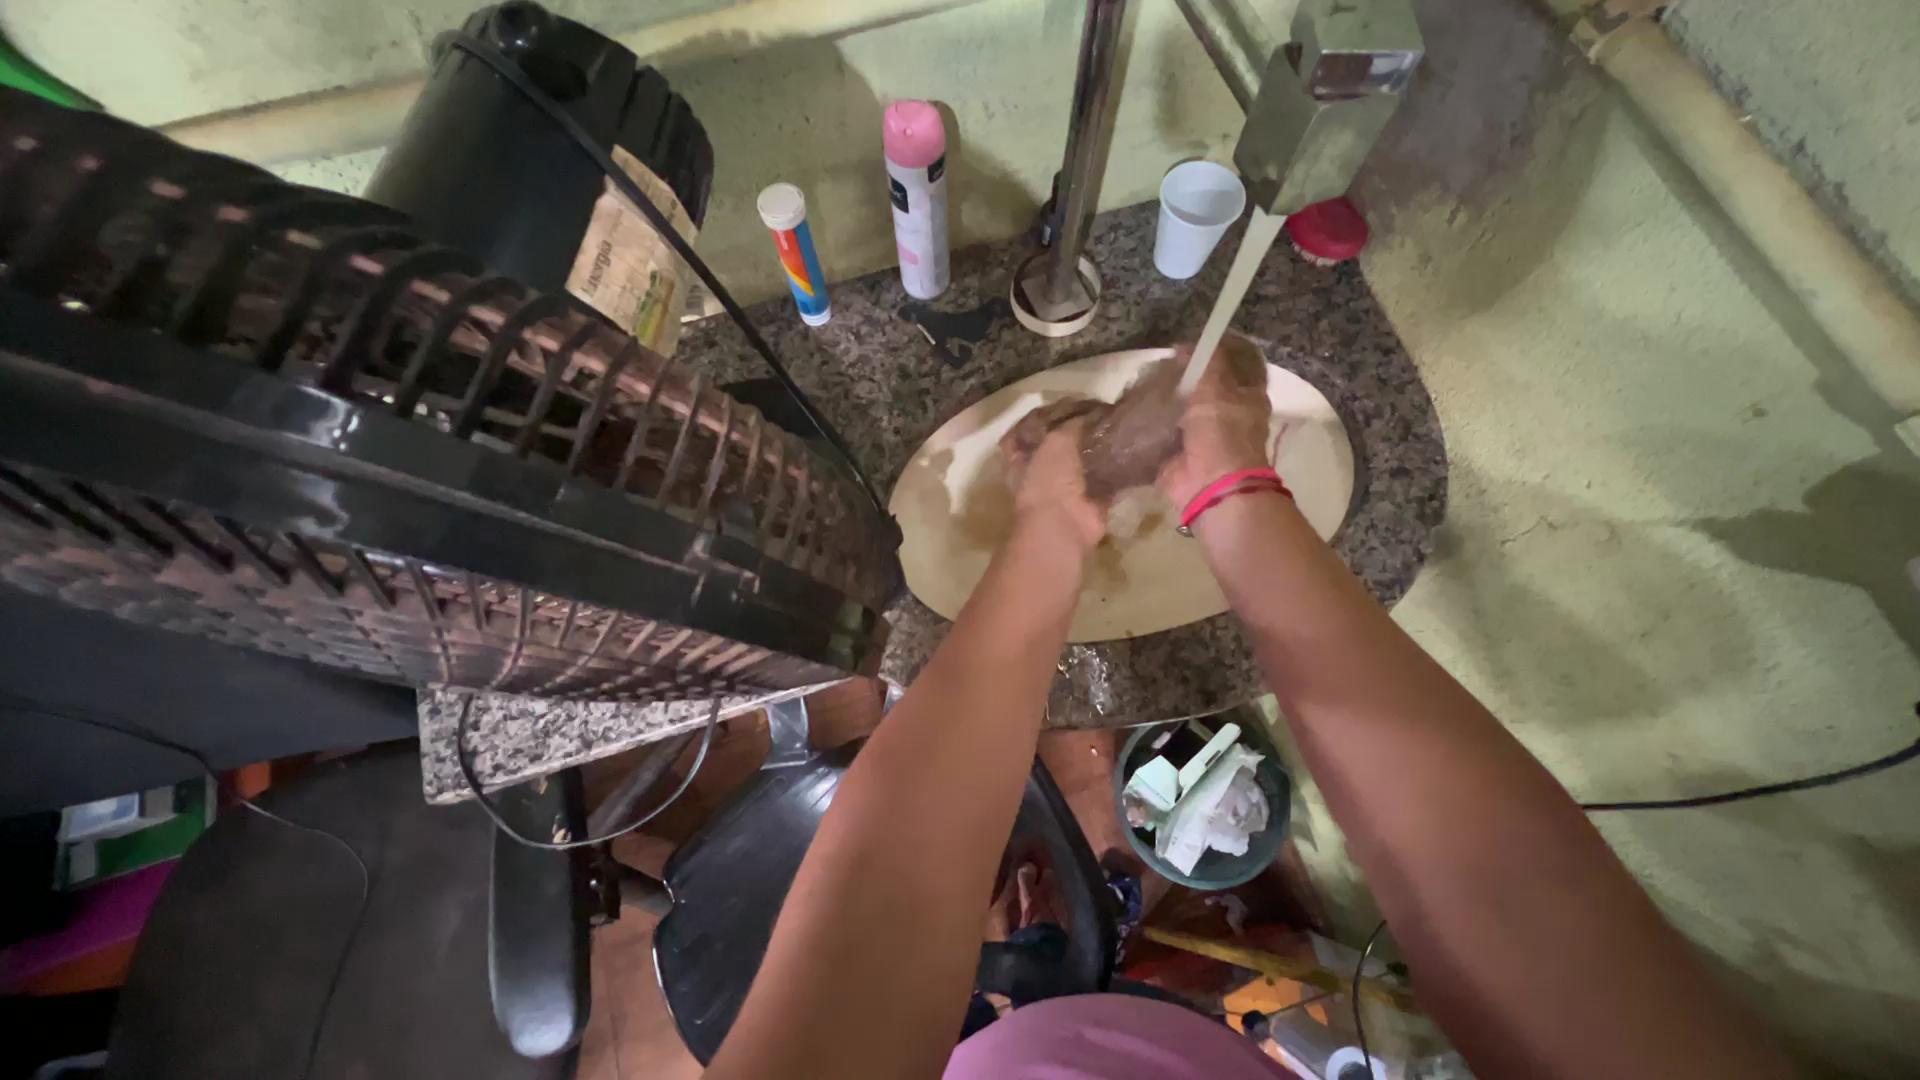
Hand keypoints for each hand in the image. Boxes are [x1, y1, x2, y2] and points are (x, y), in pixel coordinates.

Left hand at [1000, 415, 1105, 552]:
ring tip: (1116, 426)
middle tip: (1097, 413)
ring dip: (1096, 450)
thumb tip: (1087, 416)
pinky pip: (1104, 482)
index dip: (1041, 418)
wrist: (1063, 526)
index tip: (1064, 404)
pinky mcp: (1090, 504)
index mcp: (1020, 460)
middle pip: (1055, 448)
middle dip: (1074, 433)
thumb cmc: (1048, 480)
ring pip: (1081, 464)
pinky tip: (1129, 451)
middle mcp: (1040, 475)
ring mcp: (1065, 491)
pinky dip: (1115, 471)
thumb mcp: (1055, 442)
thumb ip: (1069, 426)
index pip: (1024, 433)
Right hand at [1157, 333, 1273, 508]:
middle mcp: (1227, 415)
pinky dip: (1152, 422)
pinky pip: (1164, 431)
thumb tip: (1189, 347)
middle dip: (1186, 377)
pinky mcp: (1178, 453)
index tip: (1191, 344)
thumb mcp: (1216, 388)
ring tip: (1146, 382)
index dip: (1215, 353)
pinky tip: (1137, 407)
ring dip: (1167, 399)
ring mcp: (1201, 435)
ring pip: (1184, 408)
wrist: (1209, 484)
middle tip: (1163, 364)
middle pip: (1205, 388)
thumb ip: (1207, 363)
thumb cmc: (1221, 433)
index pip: (1234, 367)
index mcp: (1247, 398)